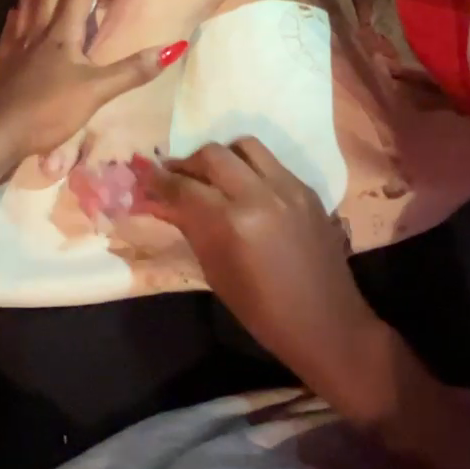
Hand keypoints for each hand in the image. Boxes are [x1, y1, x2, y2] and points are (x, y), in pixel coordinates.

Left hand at [0, 0, 185, 165]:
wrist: (0, 133)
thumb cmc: (50, 111)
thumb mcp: (97, 92)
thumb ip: (133, 70)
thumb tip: (174, 46)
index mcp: (61, 35)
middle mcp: (38, 32)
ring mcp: (18, 47)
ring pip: (27, 3)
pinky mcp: (5, 64)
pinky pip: (11, 29)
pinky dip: (16, 13)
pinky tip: (15, 11)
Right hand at [134, 138, 429, 425]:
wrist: (325, 322)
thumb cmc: (261, 309)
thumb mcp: (215, 270)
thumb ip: (188, 226)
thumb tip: (157, 201)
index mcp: (233, 222)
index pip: (184, 186)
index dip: (158, 179)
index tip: (144, 175)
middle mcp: (261, 194)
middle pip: (213, 154)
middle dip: (188, 163)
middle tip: (177, 178)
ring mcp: (289, 187)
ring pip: (244, 146)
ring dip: (221, 157)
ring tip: (212, 178)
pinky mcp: (307, 189)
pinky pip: (270, 163)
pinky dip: (248, 169)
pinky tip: (242, 191)